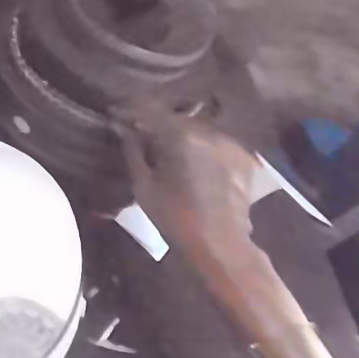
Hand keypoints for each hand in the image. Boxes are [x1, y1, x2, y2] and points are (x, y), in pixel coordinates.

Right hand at [114, 101, 259, 260]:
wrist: (220, 246)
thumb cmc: (175, 218)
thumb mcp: (144, 186)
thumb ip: (133, 151)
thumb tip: (122, 128)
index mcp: (180, 136)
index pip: (149, 112)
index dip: (129, 112)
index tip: (115, 115)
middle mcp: (208, 131)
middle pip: (175, 117)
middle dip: (155, 122)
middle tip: (138, 132)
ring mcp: (229, 143)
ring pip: (196, 128)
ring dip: (179, 133)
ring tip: (165, 147)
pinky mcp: (243, 157)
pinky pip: (214, 142)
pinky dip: (200, 146)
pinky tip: (192, 160)